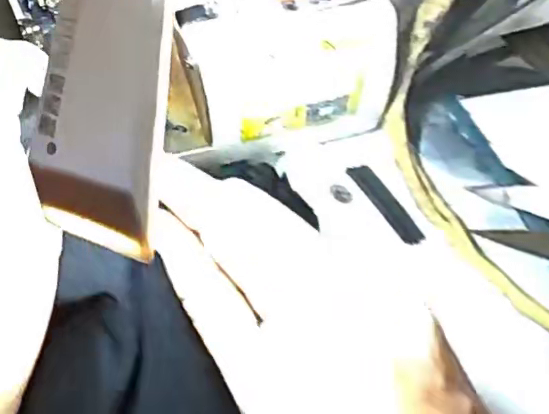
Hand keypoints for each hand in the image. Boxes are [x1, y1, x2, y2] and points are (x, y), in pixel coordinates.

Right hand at [152, 157, 485, 413]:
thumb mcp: (251, 378)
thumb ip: (199, 289)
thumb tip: (159, 226)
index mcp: (325, 299)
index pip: (229, 213)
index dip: (179, 185)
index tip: (143, 170)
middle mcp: (368, 278)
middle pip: (258, 206)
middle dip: (204, 200)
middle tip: (157, 202)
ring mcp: (394, 285)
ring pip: (285, 219)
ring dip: (237, 220)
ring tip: (198, 233)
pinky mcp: (405, 295)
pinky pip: (318, 244)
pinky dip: (275, 243)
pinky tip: (252, 261)